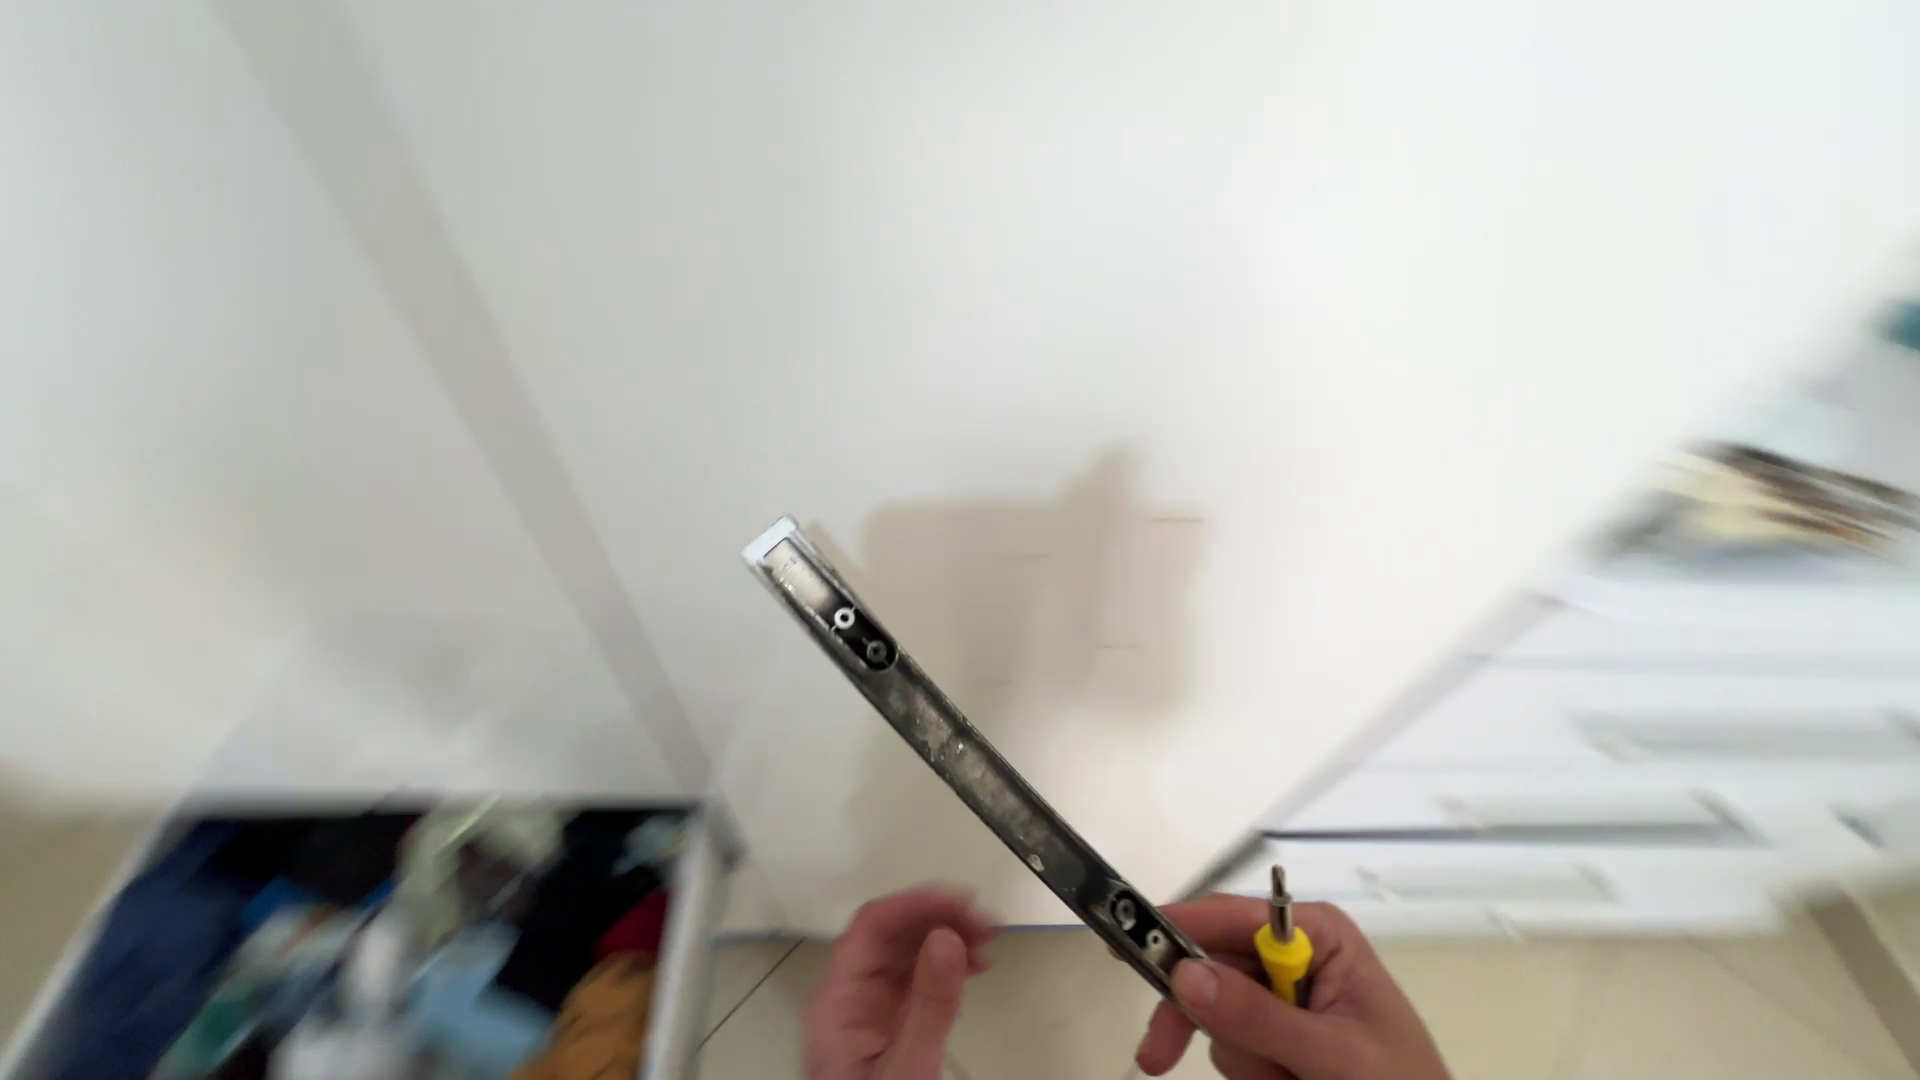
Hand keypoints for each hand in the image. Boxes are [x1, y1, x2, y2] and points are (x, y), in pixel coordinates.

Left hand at [804, 886, 998, 1079]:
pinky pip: (915, 979)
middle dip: (940, 919)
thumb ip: (928, 1006)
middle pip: (891, 934)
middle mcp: (848, 995)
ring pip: (906, 952)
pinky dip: (946, 966)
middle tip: (989, 925)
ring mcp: (868, 1010)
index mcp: (836, 1000)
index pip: (871, 926)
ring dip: (947, 937)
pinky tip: (974, 969)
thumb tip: (947, 936)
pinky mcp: (888, 1027)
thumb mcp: (907, 1071)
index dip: (916, 903)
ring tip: (990, 943)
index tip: (963, 902)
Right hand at [1134, 895, 1449, 1079]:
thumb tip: (1184, 974)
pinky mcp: (1279, 1036)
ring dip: (1242, 1058)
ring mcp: (1283, 997)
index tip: (1129, 942)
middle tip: (1156, 1056)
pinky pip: (1233, 1045)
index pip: (1229, 915)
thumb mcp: (1335, 1057)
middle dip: (1197, 1016)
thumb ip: (1259, 1017)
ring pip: (1217, 1012)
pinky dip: (1251, 1072)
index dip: (1177, 926)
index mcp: (1316, 935)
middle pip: (1211, 965)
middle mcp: (1293, 955)